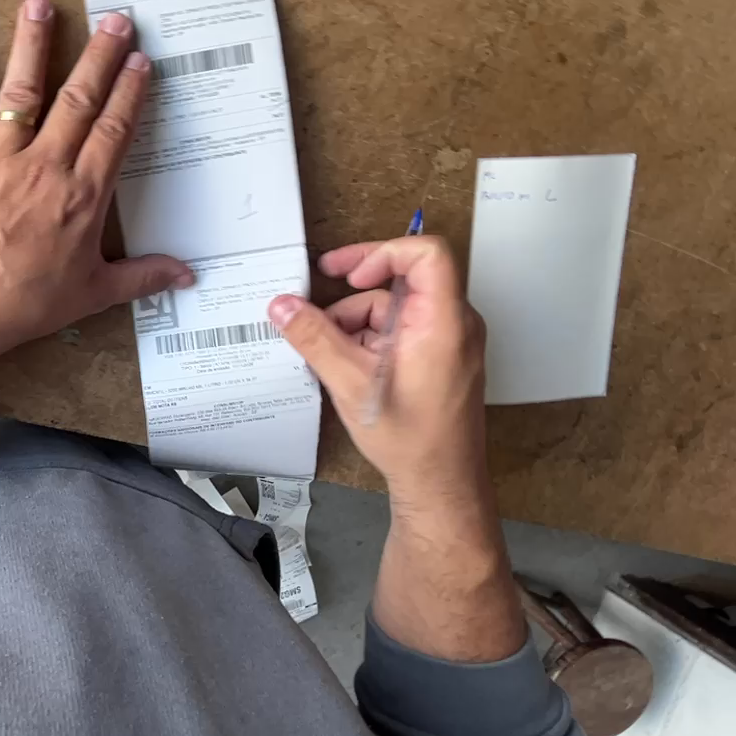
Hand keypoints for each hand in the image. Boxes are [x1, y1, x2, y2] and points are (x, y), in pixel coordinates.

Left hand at [0, 0, 190, 458]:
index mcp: (84, 195)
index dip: (129, 93)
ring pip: (23, 93)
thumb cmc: (29, 304)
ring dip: (34, 47)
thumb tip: (188, 276)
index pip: (114, 131)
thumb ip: (143, 277)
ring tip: (41, 6)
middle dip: (99, 56)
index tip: (139, 61)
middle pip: (79, 101)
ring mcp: (1, 160)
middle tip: (114, 19)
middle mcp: (47, 166)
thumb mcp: (94, 293)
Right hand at [267, 236, 486, 516]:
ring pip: (395, 307)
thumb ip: (313, 338)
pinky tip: (346, 365)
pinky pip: (399, 329)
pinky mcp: (436, 356)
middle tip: (320, 288)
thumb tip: (282, 306)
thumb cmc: (409, 438)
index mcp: (442, 323)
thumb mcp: (350, 383)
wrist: (439, 482)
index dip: (382, 252)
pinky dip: (368, 338)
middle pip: (404, 279)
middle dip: (355, 288)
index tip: (348, 275)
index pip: (427, 254)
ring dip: (356, 320)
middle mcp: (453, 324)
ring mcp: (446, 340)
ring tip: (330, 352)